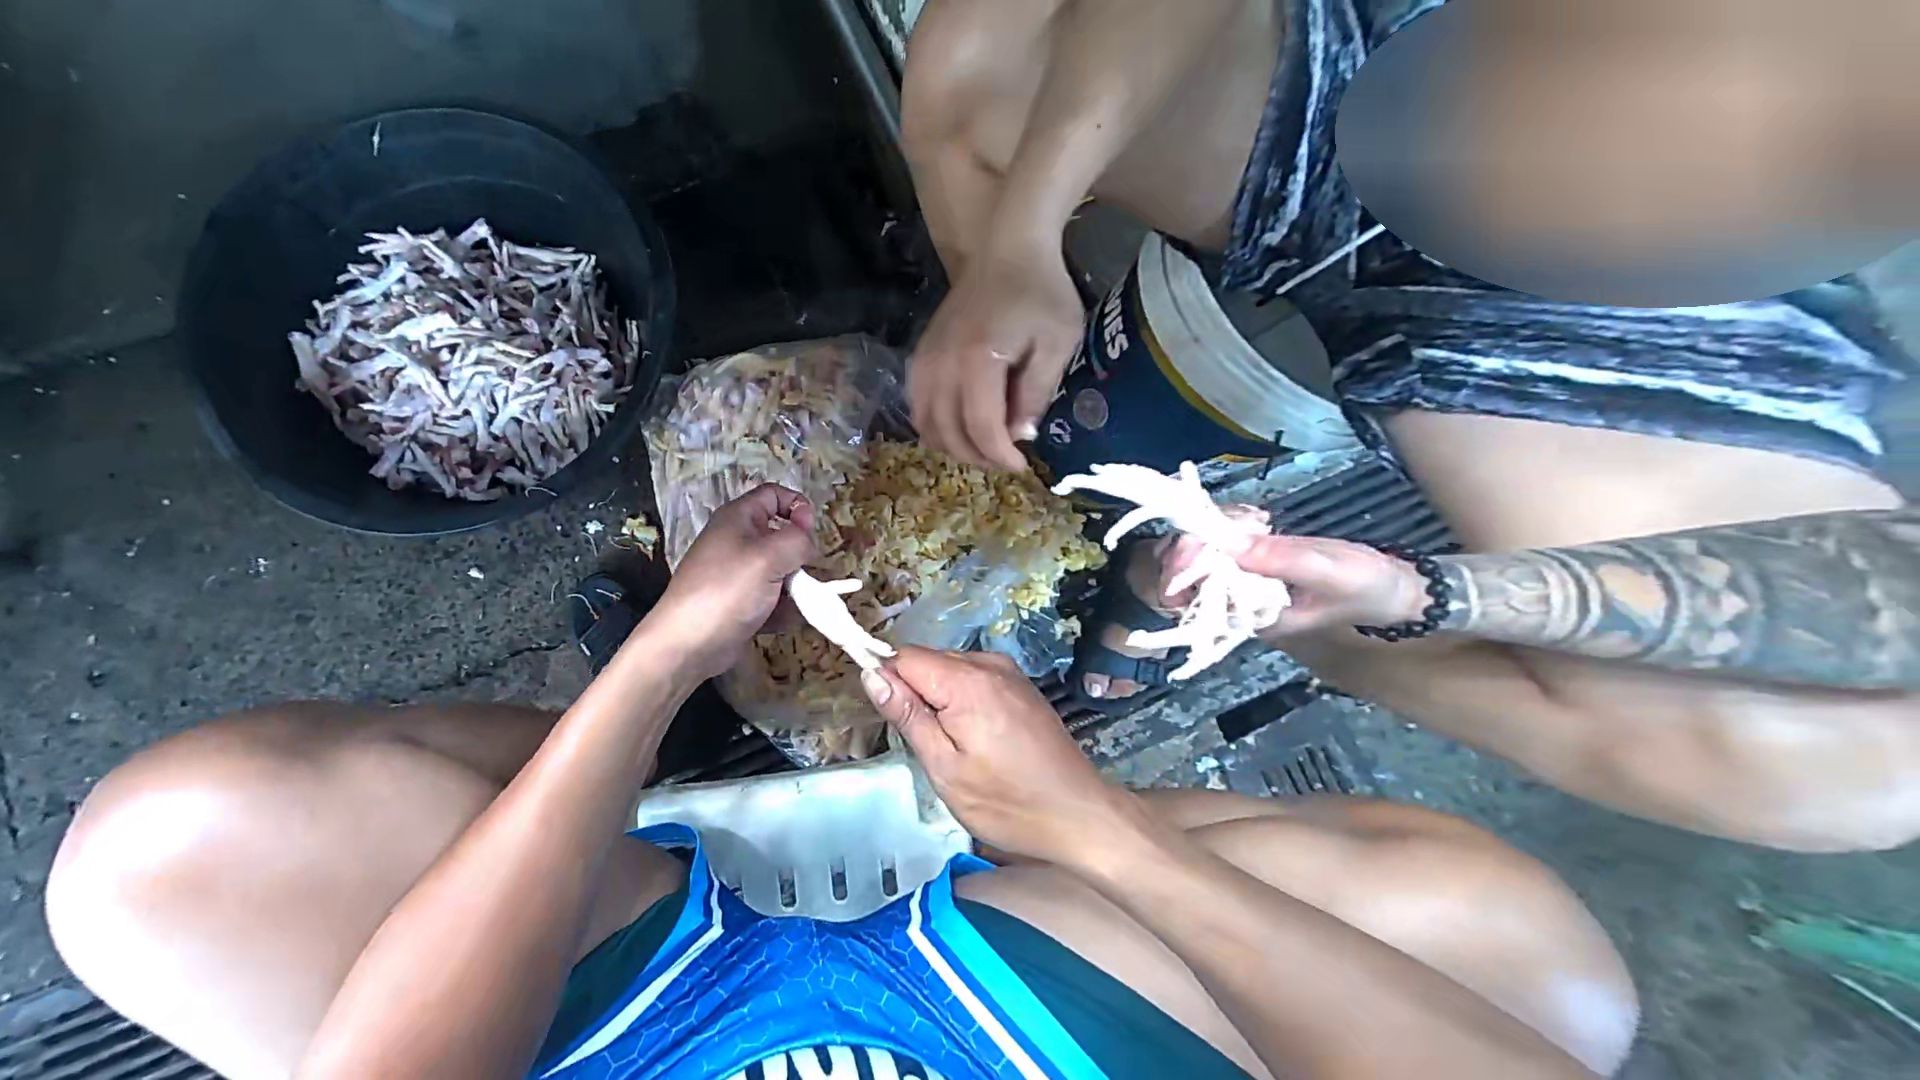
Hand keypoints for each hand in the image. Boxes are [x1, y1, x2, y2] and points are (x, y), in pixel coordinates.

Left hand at [649, 484, 817, 678]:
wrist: (688, 644)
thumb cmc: (727, 590)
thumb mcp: (769, 556)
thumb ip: (798, 540)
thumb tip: (808, 544)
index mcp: (739, 519)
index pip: (773, 494)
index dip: (797, 506)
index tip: (809, 531)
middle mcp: (737, 542)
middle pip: (781, 536)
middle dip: (798, 556)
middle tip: (803, 573)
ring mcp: (738, 574)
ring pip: (782, 571)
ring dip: (794, 588)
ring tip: (793, 604)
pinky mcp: (741, 602)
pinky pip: (772, 598)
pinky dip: (781, 610)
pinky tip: (778, 621)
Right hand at [858, 647, 1146, 866]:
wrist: (1078, 814)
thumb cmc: (1007, 801)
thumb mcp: (945, 767)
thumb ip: (908, 716)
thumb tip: (872, 675)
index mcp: (967, 680)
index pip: (905, 657)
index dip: (887, 681)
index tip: (888, 718)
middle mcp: (989, 664)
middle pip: (928, 660)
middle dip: (914, 692)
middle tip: (924, 742)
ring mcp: (1009, 672)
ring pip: (950, 669)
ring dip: (937, 697)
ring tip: (951, 745)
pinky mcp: (1020, 685)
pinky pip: (974, 678)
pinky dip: (961, 698)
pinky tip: (973, 736)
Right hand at [908, 244, 1083, 470]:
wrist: (1009, 248)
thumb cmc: (1042, 293)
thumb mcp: (1058, 343)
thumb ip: (1037, 393)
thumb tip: (1019, 435)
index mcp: (978, 359)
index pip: (980, 427)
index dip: (1001, 455)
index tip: (1022, 467)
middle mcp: (942, 363)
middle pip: (949, 432)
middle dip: (979, 456)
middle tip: (1006, 460)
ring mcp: (925, 359)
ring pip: (927, 424)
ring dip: (955, 446)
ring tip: (985, 448)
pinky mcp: (920, 355)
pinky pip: (918, 406)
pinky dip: (937, 427)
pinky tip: (960, 428)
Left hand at [1156, 534, 1429, 637]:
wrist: (1391, 588)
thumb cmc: (1364, 588)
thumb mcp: (1327, 572)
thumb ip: (1280, 560)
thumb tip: (1231, 544)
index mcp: (1249, 618)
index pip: (1194, 597)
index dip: (1185, 567)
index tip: (1194, 537)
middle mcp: (1238, 605)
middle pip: (1190, 572)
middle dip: (1201, 541)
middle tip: (1230, 520)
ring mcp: (1243, 584)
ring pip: (1205, 553)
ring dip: (1217, 529)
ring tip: (1253, 519)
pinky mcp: (1252, 564)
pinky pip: (1225, 542)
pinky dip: (1232, 525)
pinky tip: (1257, 518)